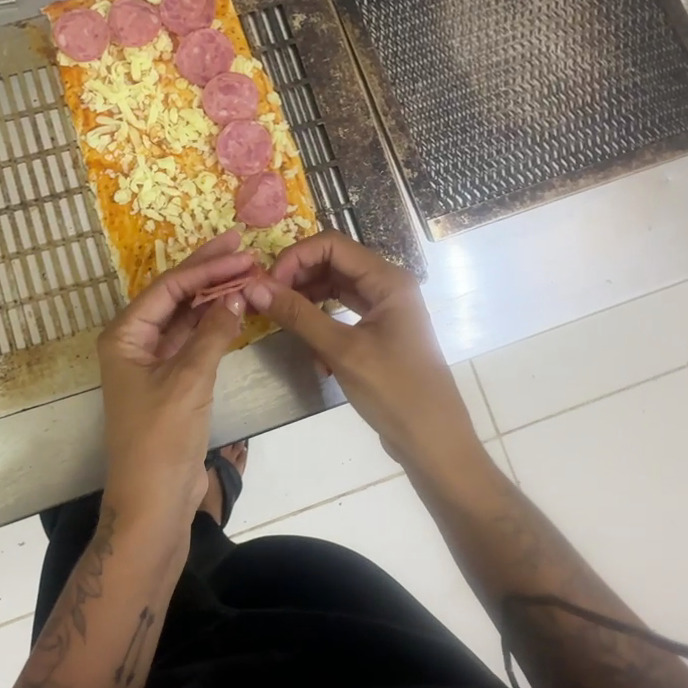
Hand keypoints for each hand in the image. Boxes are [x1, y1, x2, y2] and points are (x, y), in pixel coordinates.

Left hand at [97, 231, 253, 528]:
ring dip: (214, 297)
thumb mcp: (188, 381)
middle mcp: (134, 342)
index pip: (168, 288)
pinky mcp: (171, 382)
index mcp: (125, 335)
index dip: (205, 266)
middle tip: (242, 247)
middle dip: (208, 272)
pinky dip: (214, 325)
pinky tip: (237, 310)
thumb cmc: (161, 438)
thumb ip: (213, 334)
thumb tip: (236, 295)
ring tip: (247, 273)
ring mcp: (152, 362)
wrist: (154, 502)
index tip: (239, 250)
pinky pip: (193, 341)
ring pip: (185, 318)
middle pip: (174, 297)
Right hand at [242, 232, 476, 471]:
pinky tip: (314, 356)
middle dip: (297, 279)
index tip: (268, 284)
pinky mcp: (379, 332)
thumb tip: (253, 287)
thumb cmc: (395, 391)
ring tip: (284, 325)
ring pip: (334, 289)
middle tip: (267, 303)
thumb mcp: (341, 351)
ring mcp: (385, 309)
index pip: (331, 244)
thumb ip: (297, 315)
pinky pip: (341, 313)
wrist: (434, 442)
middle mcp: (387, 286)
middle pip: (332, 263)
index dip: (295, 257)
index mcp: (387, 279)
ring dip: (307, 304)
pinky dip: (321, 326)